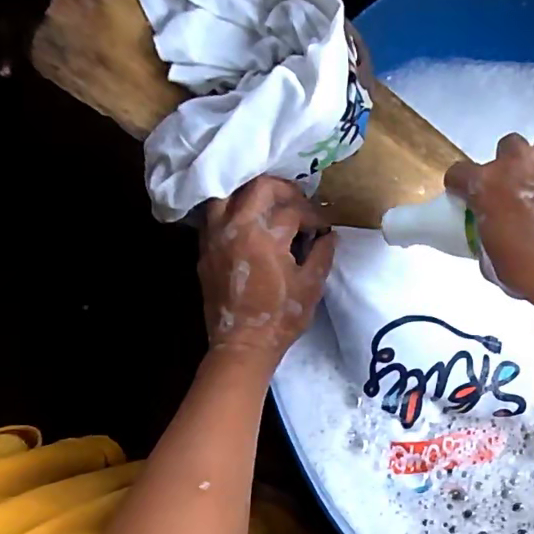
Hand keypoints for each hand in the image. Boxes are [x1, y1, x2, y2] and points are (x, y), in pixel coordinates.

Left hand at [198, 177, 337, 364]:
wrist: (241, 346)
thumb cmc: (280, 318)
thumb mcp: (311, 286)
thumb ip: (322, 254)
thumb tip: (329, 235)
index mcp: (265, 236)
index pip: (293, 209)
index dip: (313, 216)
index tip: (322, 227)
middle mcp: (236, 227)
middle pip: (259, 187)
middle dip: (284, 191)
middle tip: (299, 205)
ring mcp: (215, 237)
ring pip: (229, 194)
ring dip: (252, 195)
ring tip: (270, 207)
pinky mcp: (205, 250)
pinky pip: (215, 217)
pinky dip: (233, 212)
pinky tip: (248, 225)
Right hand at [444, 127, 533, 313]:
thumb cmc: (530, 273)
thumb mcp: (492, 260)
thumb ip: (487, 236)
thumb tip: (494, 235)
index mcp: (485, 186)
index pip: (460, 172)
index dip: (465, 184)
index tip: (472, 193)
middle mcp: (516, 160)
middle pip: (508, 146)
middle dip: (513, 165)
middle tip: (524, 189)